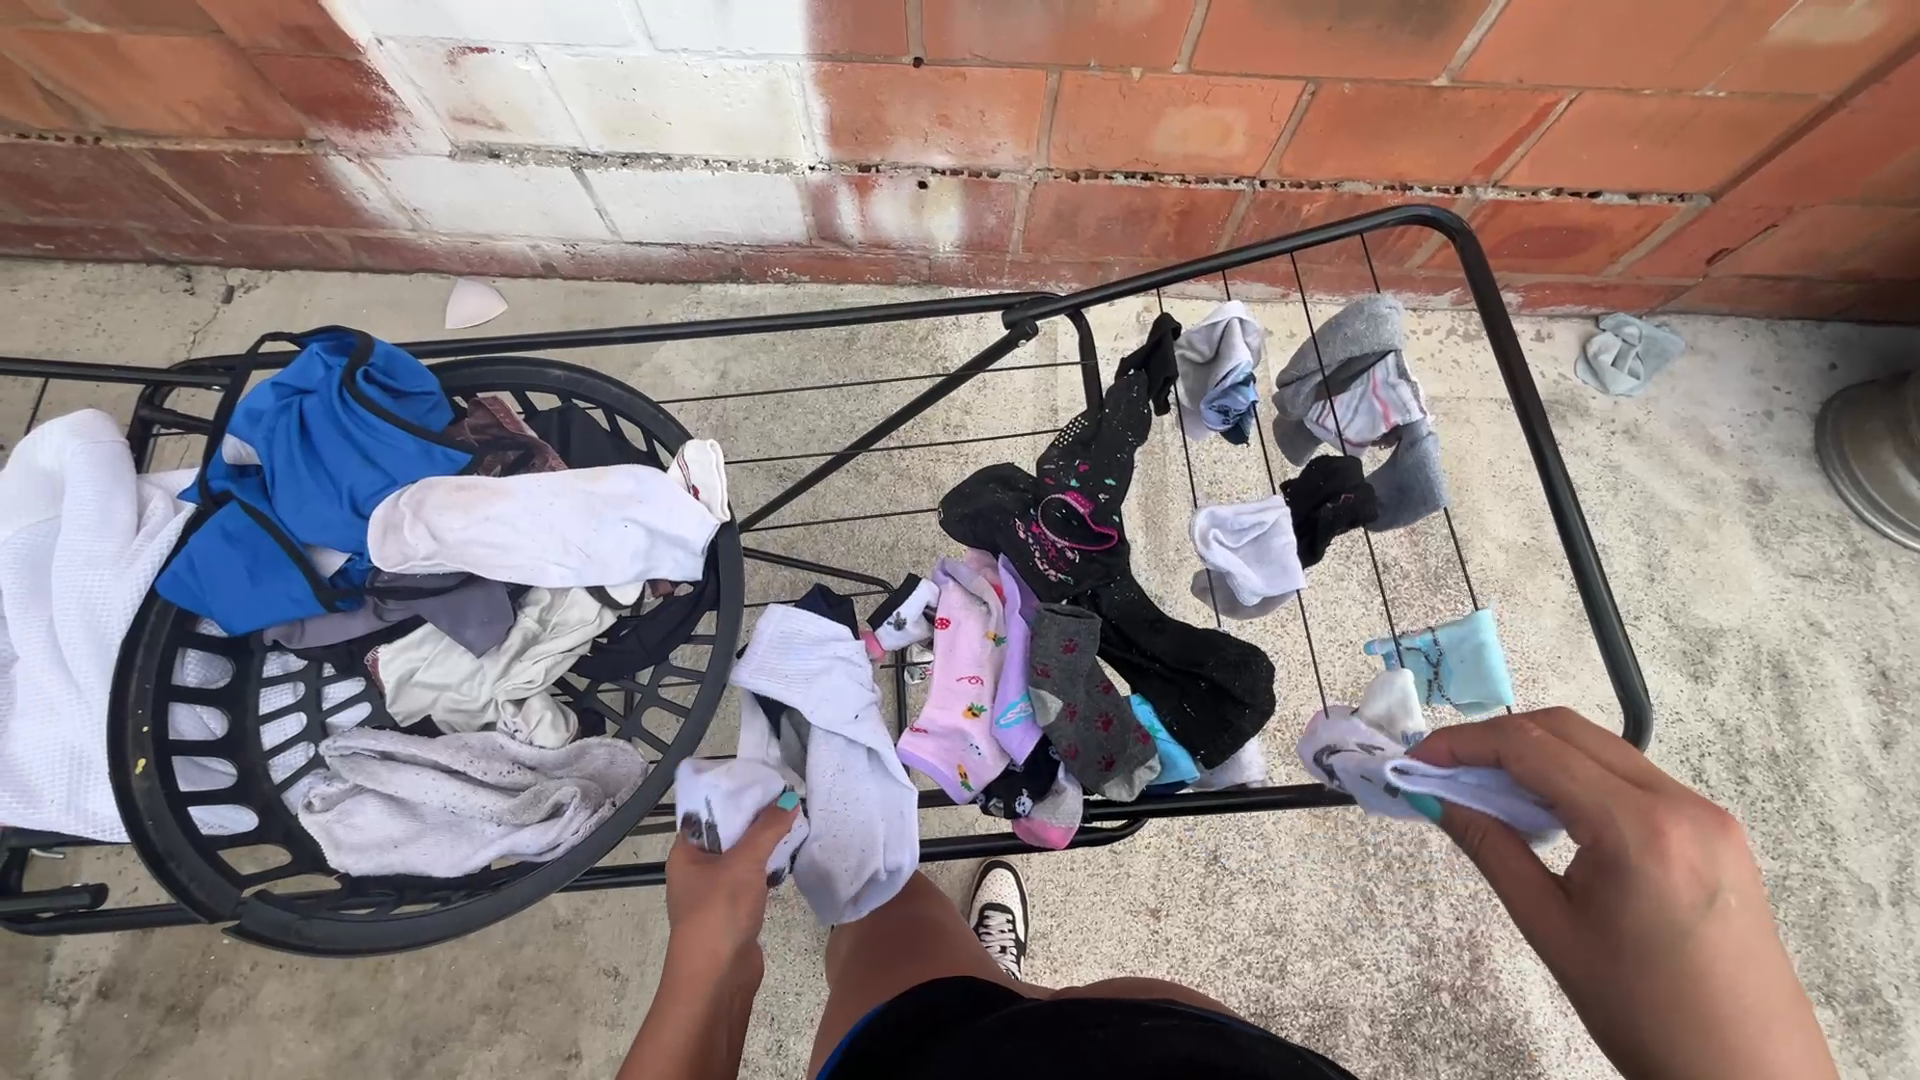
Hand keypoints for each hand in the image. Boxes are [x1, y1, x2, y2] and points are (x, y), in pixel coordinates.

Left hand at [664, 801, 799, 976]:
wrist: (718, 978)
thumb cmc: (719, 912)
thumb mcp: (744, 862)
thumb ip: (768, 828)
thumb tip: (790, 800)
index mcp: (686, 853)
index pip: (707, 811)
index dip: (733, 793)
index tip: (763, 779)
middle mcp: (697, 868)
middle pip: (728, 831)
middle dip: (756, 816)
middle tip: (786, 796)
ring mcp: (716, 890)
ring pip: (743, 854)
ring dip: (765, 841)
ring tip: (793, 819)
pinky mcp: (735, 907)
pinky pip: (753, 876)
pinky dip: (769, 865)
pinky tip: (790, 854)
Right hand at [1410, 708, 1836, 1079]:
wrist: (1753, 1079)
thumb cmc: (1643, 1011)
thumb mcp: (1548, 924)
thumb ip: (1487, 844)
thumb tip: (1431, 794)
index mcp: (1640, 830)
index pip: (1532, 748)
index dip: (1463, 742)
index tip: (1418, 758)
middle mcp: (1682, 805)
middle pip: (1565, 730)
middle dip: (1494, 738)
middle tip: (1444, 767)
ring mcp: (1707, 815)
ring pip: (1597, 746)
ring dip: (1532, 752)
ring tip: (1483, 786)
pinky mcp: (1714, 832)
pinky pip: (1627, 775)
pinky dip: (1571, 774)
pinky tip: (1542, 808)